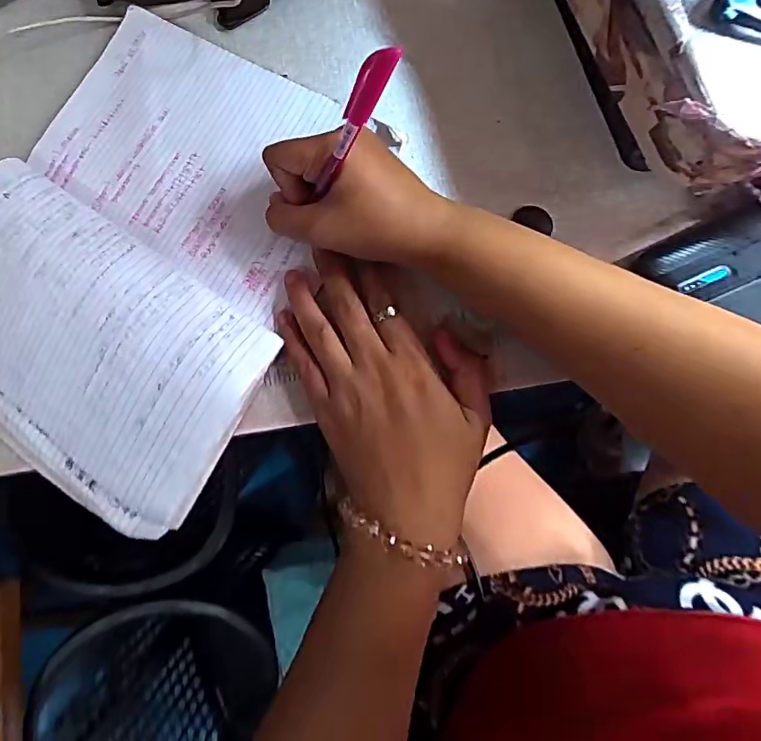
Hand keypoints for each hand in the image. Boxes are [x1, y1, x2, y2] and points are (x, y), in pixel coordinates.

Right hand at [263, 129, 459, 265]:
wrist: (431, 233)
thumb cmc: (377, 227)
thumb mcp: (319, 229)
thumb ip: (282, 217)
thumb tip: (277, 207)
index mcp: (332, 142)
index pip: (278, 157)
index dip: (286, 188)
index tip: (314, 208)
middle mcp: (346, 135)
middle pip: (296, 161)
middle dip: (304, 193)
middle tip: (330, 217)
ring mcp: (362, 146)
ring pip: (315, 170)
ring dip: (320, 197)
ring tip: (346, 217)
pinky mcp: (373, 161)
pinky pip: (336, 172)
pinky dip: (337, 194)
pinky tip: (356, 212)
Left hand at [280, 251, 491, 551]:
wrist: (405, 517)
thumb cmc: (447, 465)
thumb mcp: (477, 416)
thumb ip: (467, 367)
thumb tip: (442, 328)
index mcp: (414, 365)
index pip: (388, 307)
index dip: (372, 274)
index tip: (360, 247)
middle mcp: (374, 367)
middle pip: (349, 309)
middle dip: (333, 273)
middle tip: (319, 244)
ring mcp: (345, 387)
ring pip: (321, 331)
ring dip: (306, 299)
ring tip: (294, 272)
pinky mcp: (324, 408)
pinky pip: (304, 366)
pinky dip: (293, 339)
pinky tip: (283, 317)